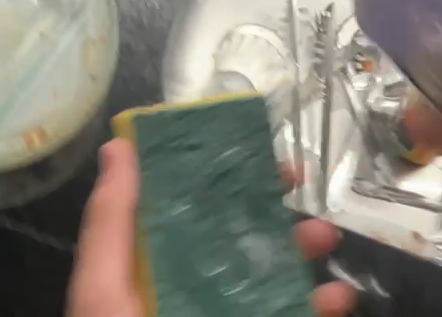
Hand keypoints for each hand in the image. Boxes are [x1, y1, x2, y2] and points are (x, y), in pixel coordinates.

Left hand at [66, 140, 356, 316]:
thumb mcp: (102, 290)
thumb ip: (110, 221)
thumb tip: (117, 145)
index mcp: (147, 267)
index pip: (179, 205)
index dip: (208, 170)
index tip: (242, 141)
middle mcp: (188, 289)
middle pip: (231, 234)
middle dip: (264, 202)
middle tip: (295, 176)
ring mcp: (228, 314)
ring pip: (269, 276)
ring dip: (299, 249)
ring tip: (323, 232)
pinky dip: (320, 307)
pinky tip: (339, 297)